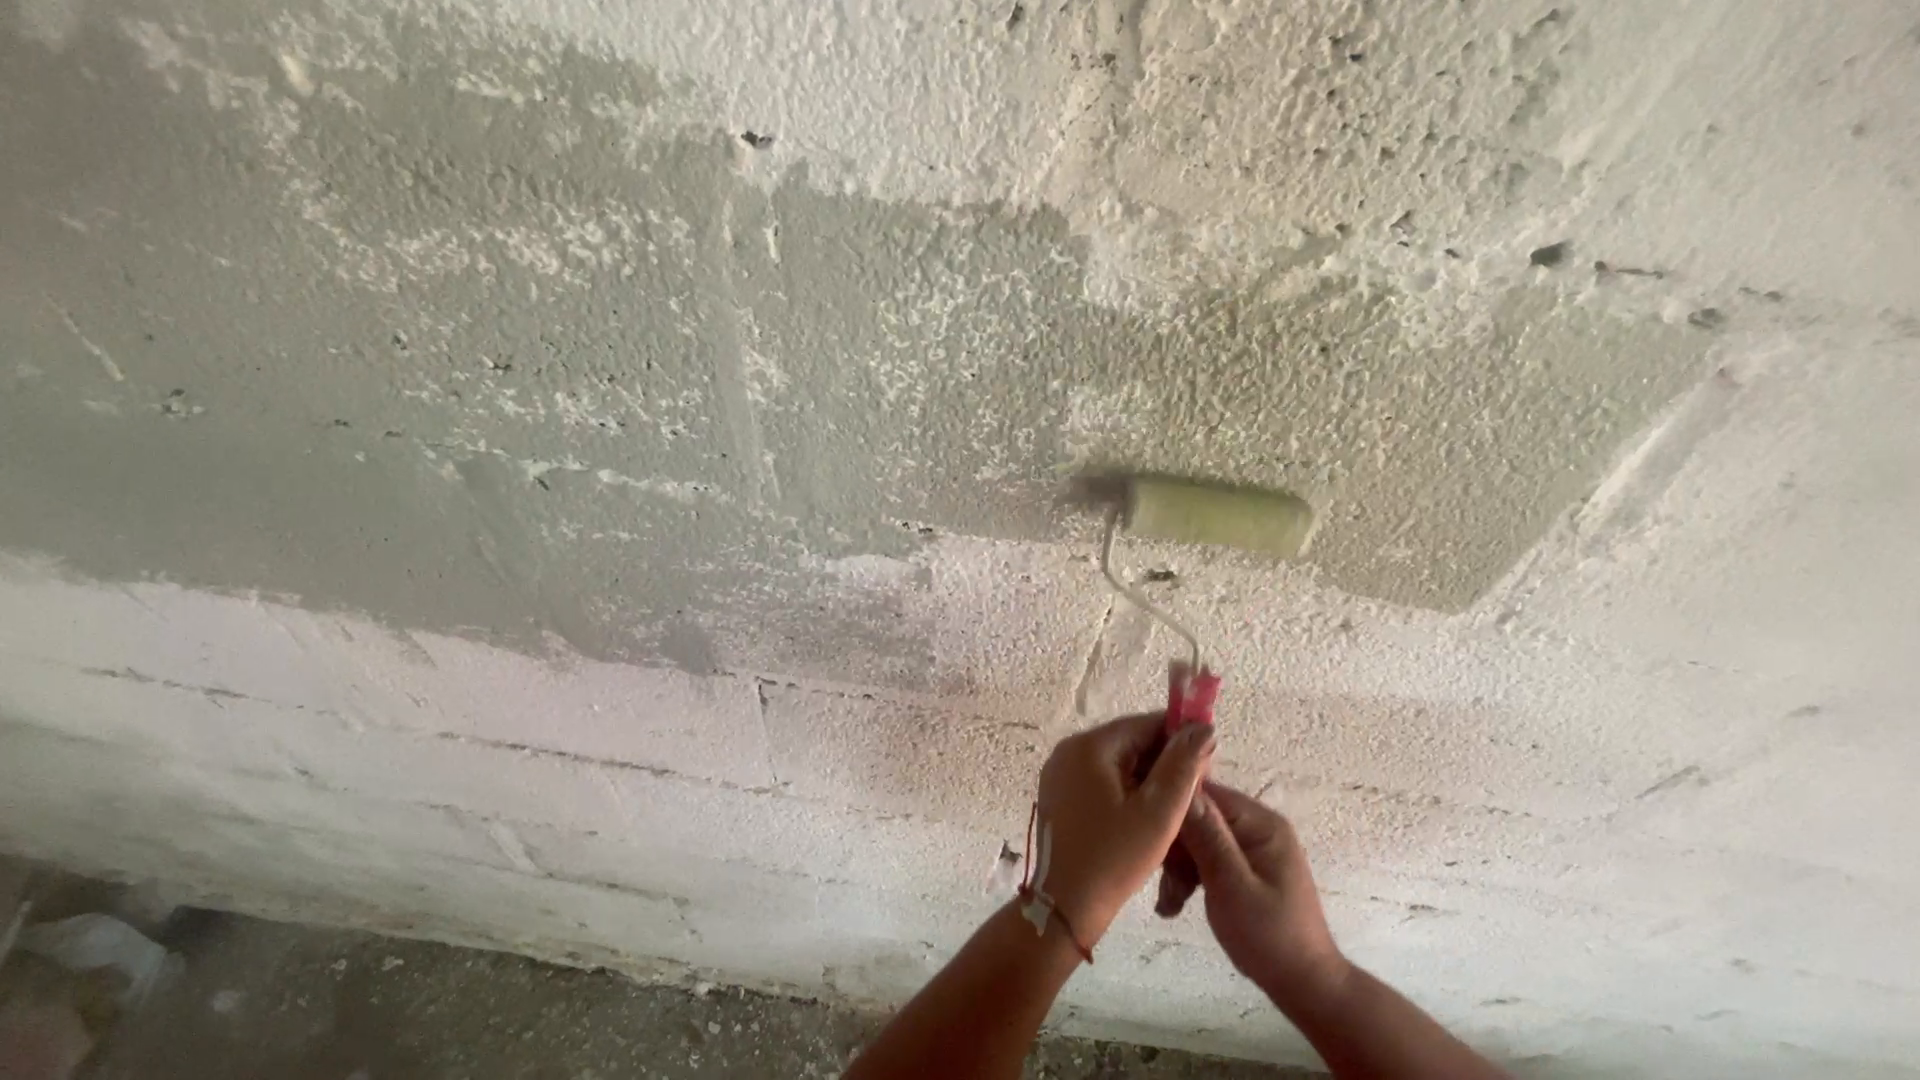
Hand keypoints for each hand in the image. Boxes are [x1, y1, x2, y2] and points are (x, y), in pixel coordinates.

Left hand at [1032, 715, 1215, 945]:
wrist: (1065, 907)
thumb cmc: (1114, 858)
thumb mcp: (1158, 812)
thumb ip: (1183, 765)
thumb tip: (1203, 727)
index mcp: (1089, 746)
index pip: (1145, 724)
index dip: (1181, 740)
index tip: (1207, 768)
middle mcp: (1069, 750)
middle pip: (1130, 741)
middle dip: (1164, 762)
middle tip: (1193, 796)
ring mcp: (1060, 773)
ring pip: (1118, 762)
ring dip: (1148, 779)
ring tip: (1173, 810)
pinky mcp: (1060, 795)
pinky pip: (1101, 780)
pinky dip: (1126, 791)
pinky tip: (1146, 818)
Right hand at [1180, 781, 1349, 1007]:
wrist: (1303, 985)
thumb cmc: (1270, 937)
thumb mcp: (1232, 887)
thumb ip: (1208, 837)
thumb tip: (1181, 787)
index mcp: (1261, 823)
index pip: (1204, 794)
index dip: (1171, 810)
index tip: (1148, 837)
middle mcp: (1256, 825)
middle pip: (1197, 817)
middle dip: (1175, 849)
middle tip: (1165, 885)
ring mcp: (1250, 846)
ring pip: (1196, 839)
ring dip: (1177, 869)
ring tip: (1170, 903)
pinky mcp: (1242, 866)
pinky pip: (1204, 857)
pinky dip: (1188, 879)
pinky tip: (1174, 905)